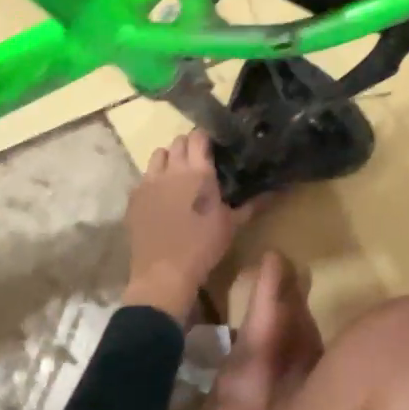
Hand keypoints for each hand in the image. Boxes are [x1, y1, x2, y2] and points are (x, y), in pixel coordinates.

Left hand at [122, 131, 250, 322]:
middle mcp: (172, 169)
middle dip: (188, 147)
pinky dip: (154, 179)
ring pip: (158, 155)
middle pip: (177, 142)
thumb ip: (251, 205)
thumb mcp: (232, 225)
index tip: (212, 147)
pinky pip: (144, 176)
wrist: (164, 272)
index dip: (205, 138)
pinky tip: (161, 196)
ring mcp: (149, 181)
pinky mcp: (135, 196)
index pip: (198, 137)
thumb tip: (273, 193)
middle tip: (198, 162)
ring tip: (177, 175)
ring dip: (169, 159)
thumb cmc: (203, 247)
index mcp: (198, 172)